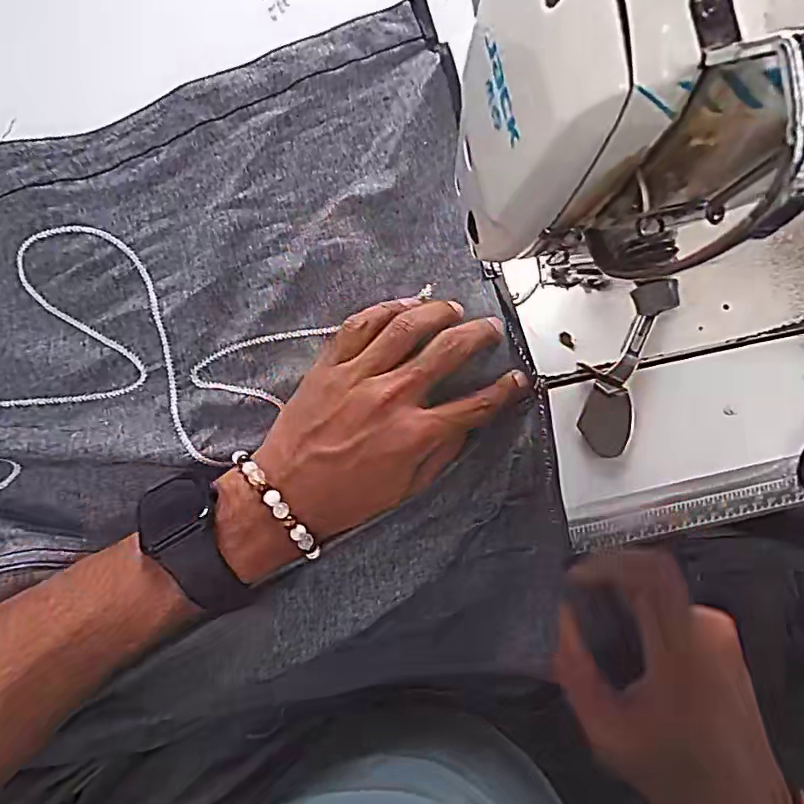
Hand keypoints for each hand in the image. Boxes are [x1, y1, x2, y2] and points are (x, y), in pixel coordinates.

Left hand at [214, 296, 529, 581]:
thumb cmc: (344, 497)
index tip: (516, 380)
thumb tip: (466, 425)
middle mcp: (390, 398)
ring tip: (452, 309)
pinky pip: (359, 326)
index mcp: (414, 434)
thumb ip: (441, 453)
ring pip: (406, 327)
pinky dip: (384, 310)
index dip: (504, 390)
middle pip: (448, 351)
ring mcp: (358, 377)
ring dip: (436, 312)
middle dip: (478, 336)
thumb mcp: (406, 487)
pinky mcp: (329, 367)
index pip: (475, 404)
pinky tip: (402, 306)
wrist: (287, 495)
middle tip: (489, 330)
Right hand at [553, 549, 795, 803]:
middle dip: (606, 581)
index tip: (576, 576)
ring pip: (658, 591)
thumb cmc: (680, 774)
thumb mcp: (607, 732)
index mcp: (683, 653)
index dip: (608, 561)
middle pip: (649, 575)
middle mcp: (707, 633)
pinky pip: (672, 606)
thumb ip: (574, 672)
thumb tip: (560, 624)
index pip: (652, 573)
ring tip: (600, 630)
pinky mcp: (722, 640)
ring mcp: (719, 634)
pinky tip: (629, 647)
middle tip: (578, 604)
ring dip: (624, 599)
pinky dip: (643, 613)